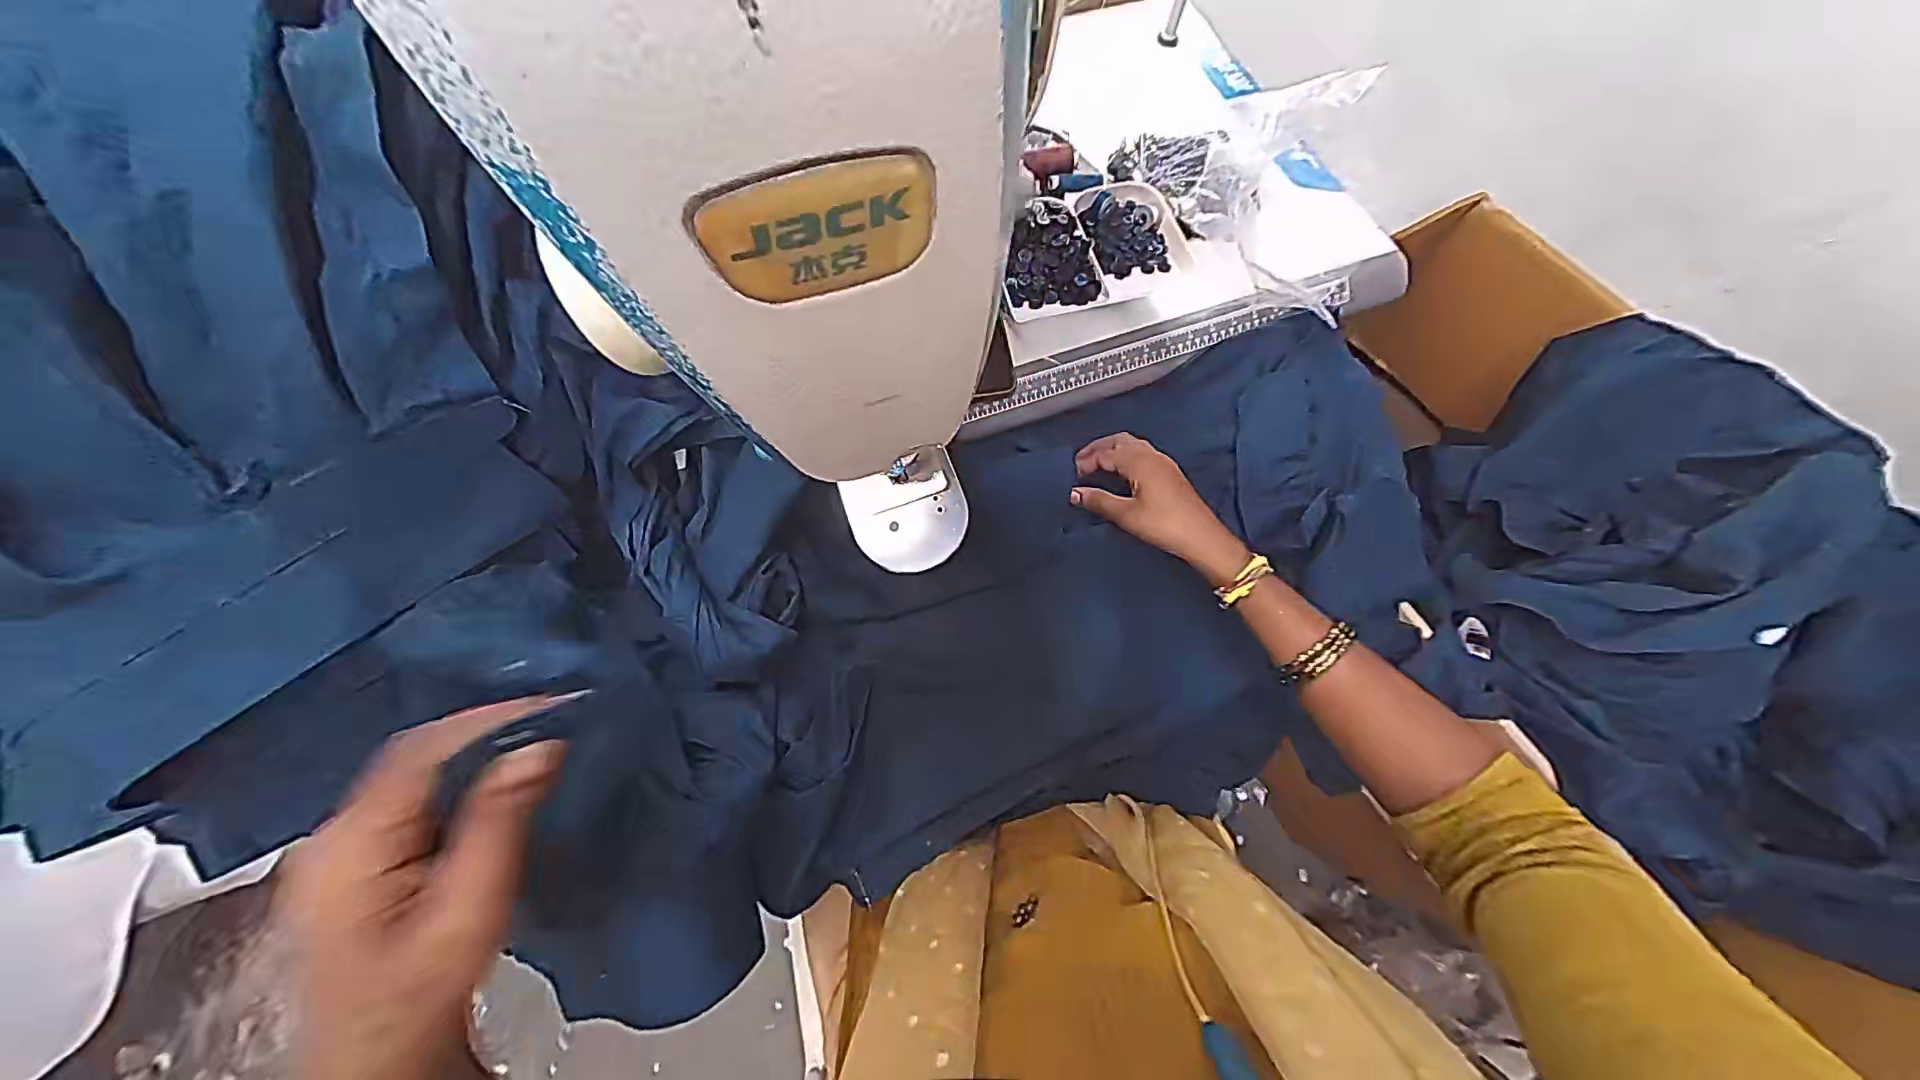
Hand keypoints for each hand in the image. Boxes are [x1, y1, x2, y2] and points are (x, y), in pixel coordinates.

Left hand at [279, 698, 567, 1079]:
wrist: (384, 1051)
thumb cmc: (422, 992)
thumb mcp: (470, 907)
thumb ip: (501, 820)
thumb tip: (540, 747)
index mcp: (350, 843)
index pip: (423, 749)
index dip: (491, 717)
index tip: (553, 704)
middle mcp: (336, 833)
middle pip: (418, 750)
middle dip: (491, 725)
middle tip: (555, 714)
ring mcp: (345, 842)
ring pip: (420, 764)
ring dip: (482, 744)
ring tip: (540, 734)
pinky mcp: (364, 851)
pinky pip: (420, 786)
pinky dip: (468, 768)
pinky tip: (504, 770)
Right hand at [1070, 432, 1251, 586]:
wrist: (1201, 536)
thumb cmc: (1163, 524)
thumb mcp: (1126, 514)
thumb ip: (1099, 500)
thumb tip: (1075, 492)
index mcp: (1139, 461)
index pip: (1106, 453)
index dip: (1087, 461)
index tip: (1074, 474)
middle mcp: (1151, 456)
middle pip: (1119, 441)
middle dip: (1098, 448)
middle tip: (1081, 461)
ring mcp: (1163, 462)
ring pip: (1132, 445)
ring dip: (1112, 450)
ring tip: (1097, 464)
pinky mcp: (1169, 472)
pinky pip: (1142, 453)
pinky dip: (1125, 455)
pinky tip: (1121, 470)